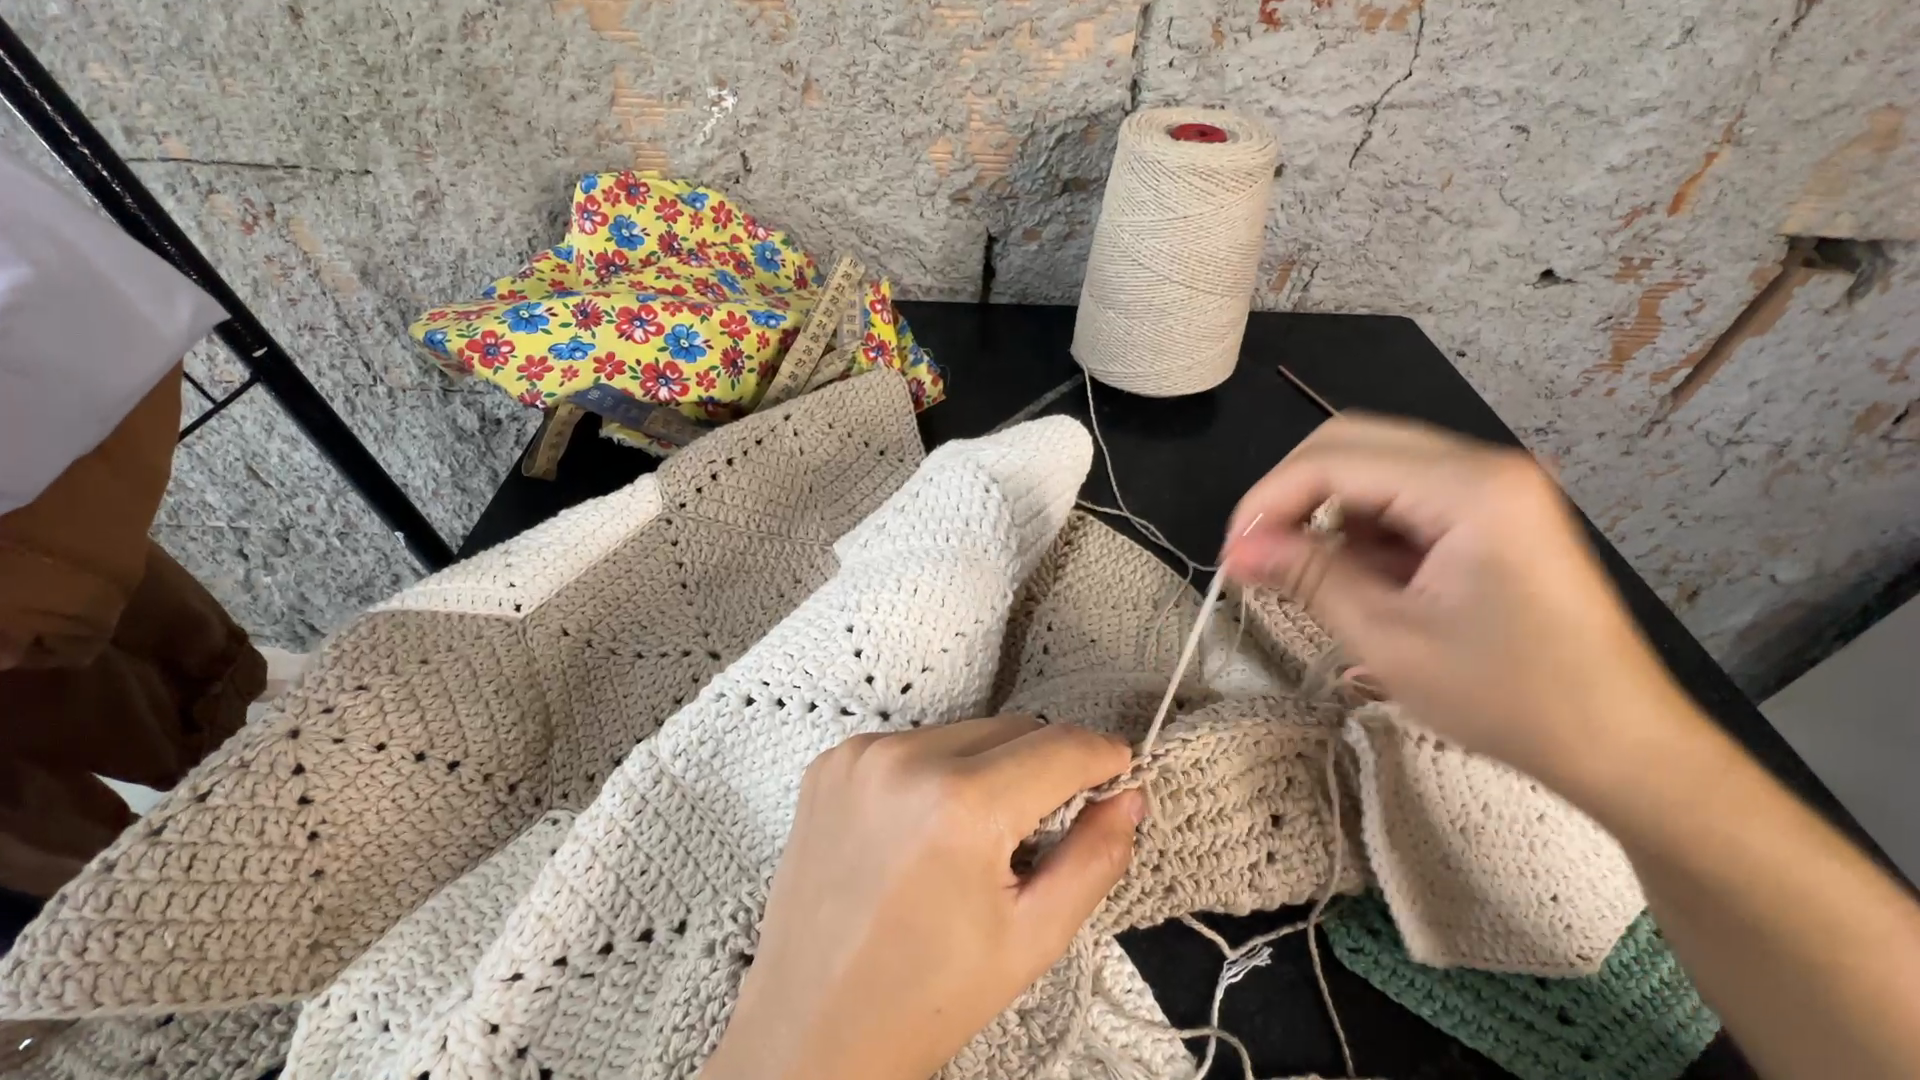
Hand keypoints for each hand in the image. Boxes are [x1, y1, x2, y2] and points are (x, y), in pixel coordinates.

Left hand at [702, 717, 1144, 1079]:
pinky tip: (924, 833)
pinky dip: (936, 774)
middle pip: (1014, 729)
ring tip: (972, 842)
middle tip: (1039, 832)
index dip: (1103, 756)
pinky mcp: (831, 764)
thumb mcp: (1032, 938)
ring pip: (965, 733)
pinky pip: (914, 744)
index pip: (1061, 744)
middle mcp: (904, 761)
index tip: (1120, 772)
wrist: (809, 1030)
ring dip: (989, 769)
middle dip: (1044, 768)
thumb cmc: (922, 998)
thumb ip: (1095, 857)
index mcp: (960, 806)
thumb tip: (1129, 797)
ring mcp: (859, 757)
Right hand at [1219, 413, 1689, 788]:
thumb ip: (1308, 577)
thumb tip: (1235, 551)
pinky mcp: (1493, 512)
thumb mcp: (1389, 639)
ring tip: (1303, 574)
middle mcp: (1483, 465)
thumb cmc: (1510, 699)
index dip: (1267, 501)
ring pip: (1374, 465)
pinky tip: (1355, 576)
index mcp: (1469, 487)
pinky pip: (1403, 495)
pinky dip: (1361, 526)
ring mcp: (1493, 486)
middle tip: (1254, 555)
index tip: (1231, 556)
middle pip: (1352, 442)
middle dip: (1290, 495)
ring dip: (1325, 510)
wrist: (1620, 743)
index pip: (1334, 459)